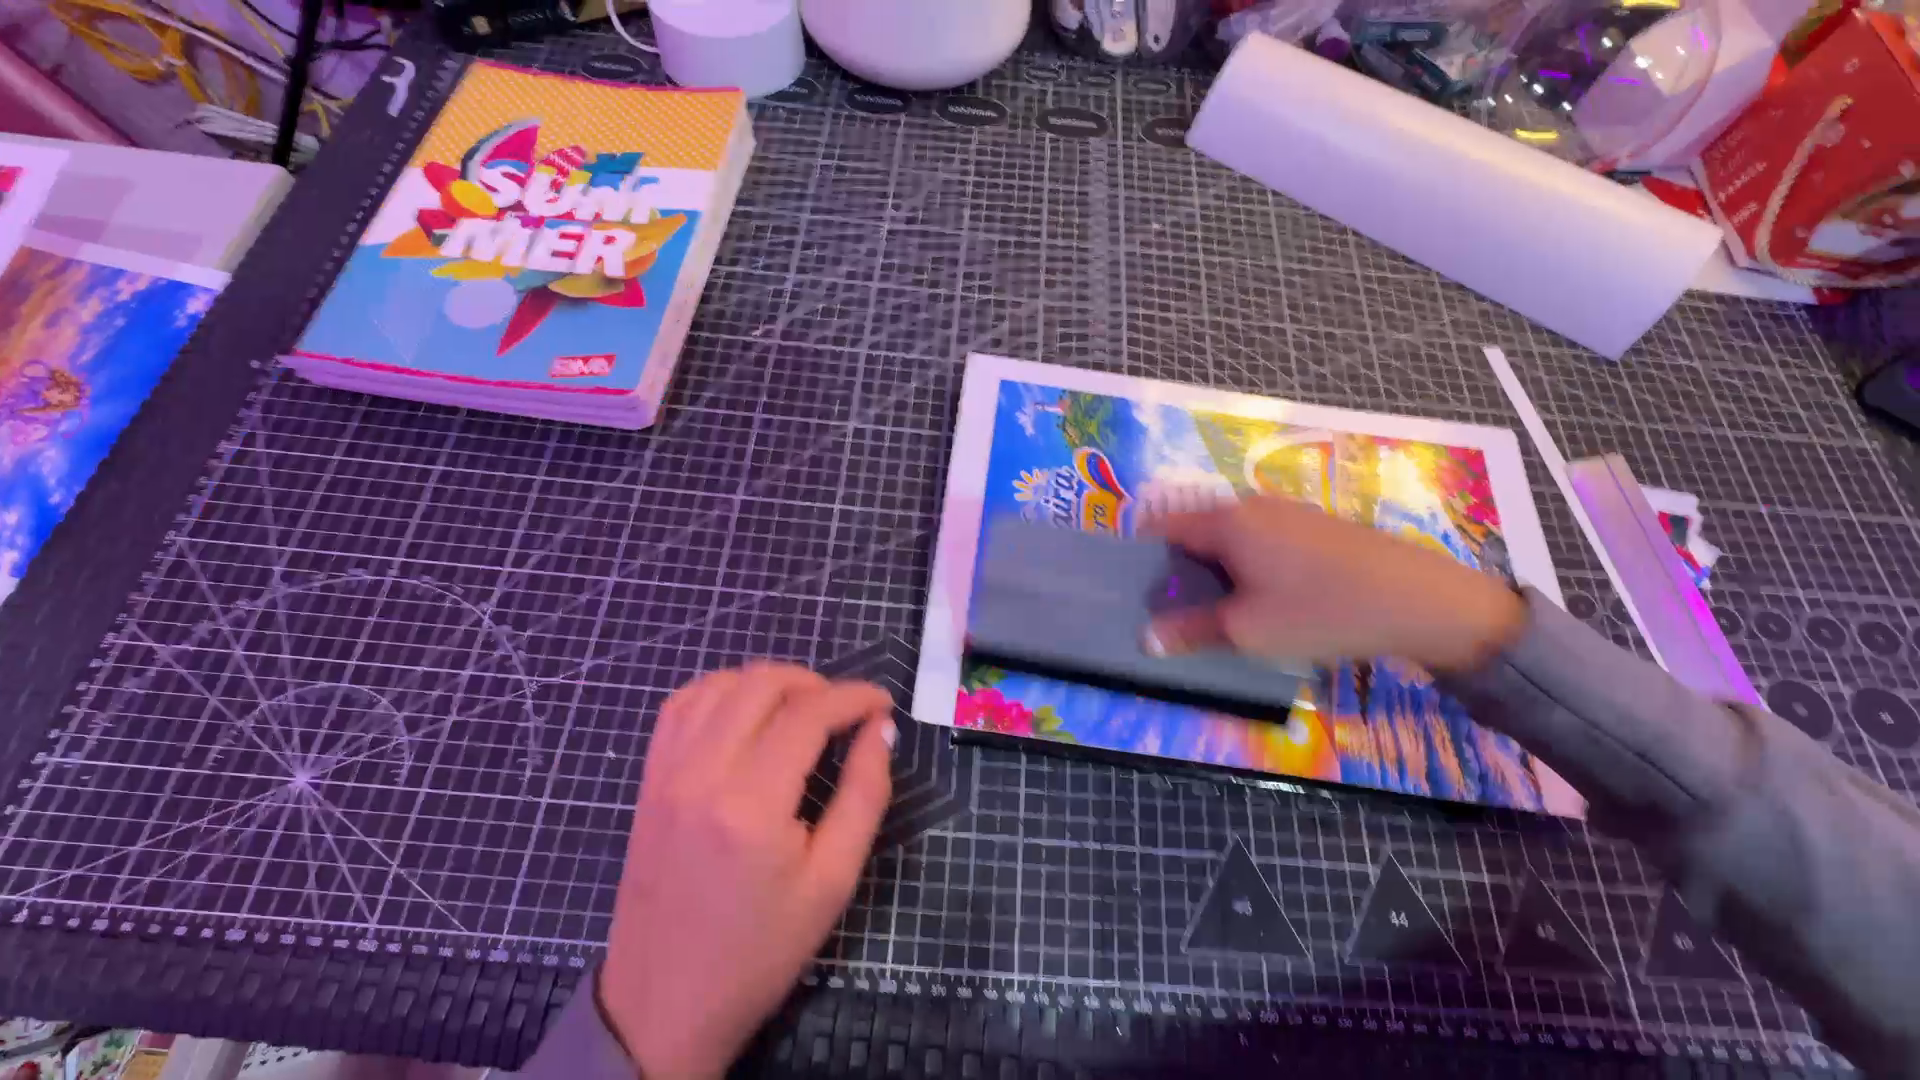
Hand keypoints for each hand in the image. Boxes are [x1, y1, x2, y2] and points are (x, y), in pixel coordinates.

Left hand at [599, 663, 895, 1078]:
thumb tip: (879, 729)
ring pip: (719, 684)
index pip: (809, 713)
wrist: (664, 1003)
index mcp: (752, 804)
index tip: (882, 702)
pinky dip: (720, 691)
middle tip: (845, 710)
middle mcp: (702, 773)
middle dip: (814, 682)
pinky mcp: (648, 780)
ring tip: (801, 708)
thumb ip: (864, 795)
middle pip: (762, 684)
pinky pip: (680, 706)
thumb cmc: (760, 950)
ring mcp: (666, 773)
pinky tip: (746, 713)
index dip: (854, 696)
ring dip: (768, 682)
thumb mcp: (832, 881)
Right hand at [1142, 497, 1526, 673]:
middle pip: (1196, 530)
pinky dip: (1248, 565)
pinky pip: (1262, 540)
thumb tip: (1145, 638)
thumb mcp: (1248, 631)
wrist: (1420, 600)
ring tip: (1220, 612)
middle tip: (1177, 611)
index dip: (1143, 556)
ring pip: (1231, 536)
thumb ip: (1191, 631)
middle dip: (1180, 567)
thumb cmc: (1320, 611)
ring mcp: (1288, 512)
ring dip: (1216, 568)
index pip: (1162, 526)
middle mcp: (1251, 506)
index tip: (1138, 591)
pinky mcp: (1315, 526)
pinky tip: (1266, 600)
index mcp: (1226, 522)